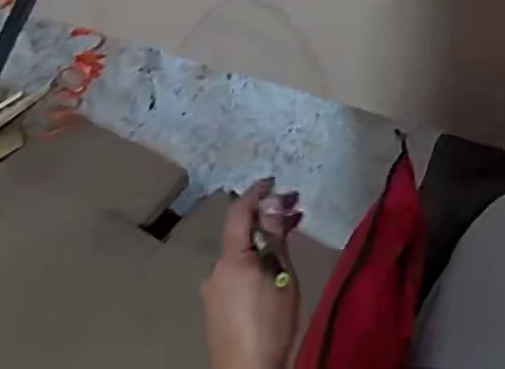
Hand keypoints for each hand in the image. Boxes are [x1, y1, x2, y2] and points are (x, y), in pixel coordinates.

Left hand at [201, 178, 302, 368]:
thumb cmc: (270, 324)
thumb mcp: (282, 276)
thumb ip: (276, 237)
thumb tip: (273, 204)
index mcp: (230, 258)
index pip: (240, 212)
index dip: (256, 192)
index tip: (274, 180)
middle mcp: (215, 269)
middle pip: (239, 232)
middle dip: (264, 218)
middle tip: (292, 210)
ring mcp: (212, 291)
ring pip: (238, 254)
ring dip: (260, 242)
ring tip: (287, 239)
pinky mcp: (215, 308)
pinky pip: (234, 273)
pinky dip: (252, 262)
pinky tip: (270, 270)